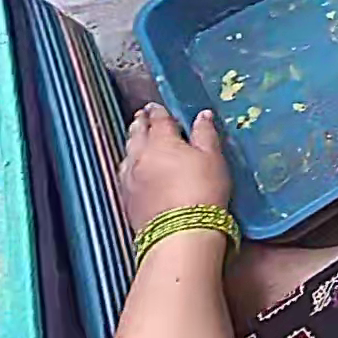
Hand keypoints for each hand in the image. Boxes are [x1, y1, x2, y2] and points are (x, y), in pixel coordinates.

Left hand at [118, 104, 233, 231]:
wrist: (181, 231)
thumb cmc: (203, 189)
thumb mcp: (213, 158)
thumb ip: (205, 134)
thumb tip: (202, 115)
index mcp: (161, 142)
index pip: (159, 121)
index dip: (159, 112)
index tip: (156, 106)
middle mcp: (139, 156)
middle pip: (137, 134)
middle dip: (140, 123)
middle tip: (142, 116)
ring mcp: (129, 178)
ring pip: (127, 153)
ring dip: (132, 142)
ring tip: (136, 137)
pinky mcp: (127, 198)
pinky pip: (124, 172)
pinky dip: (129, 163)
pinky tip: (133, 166)